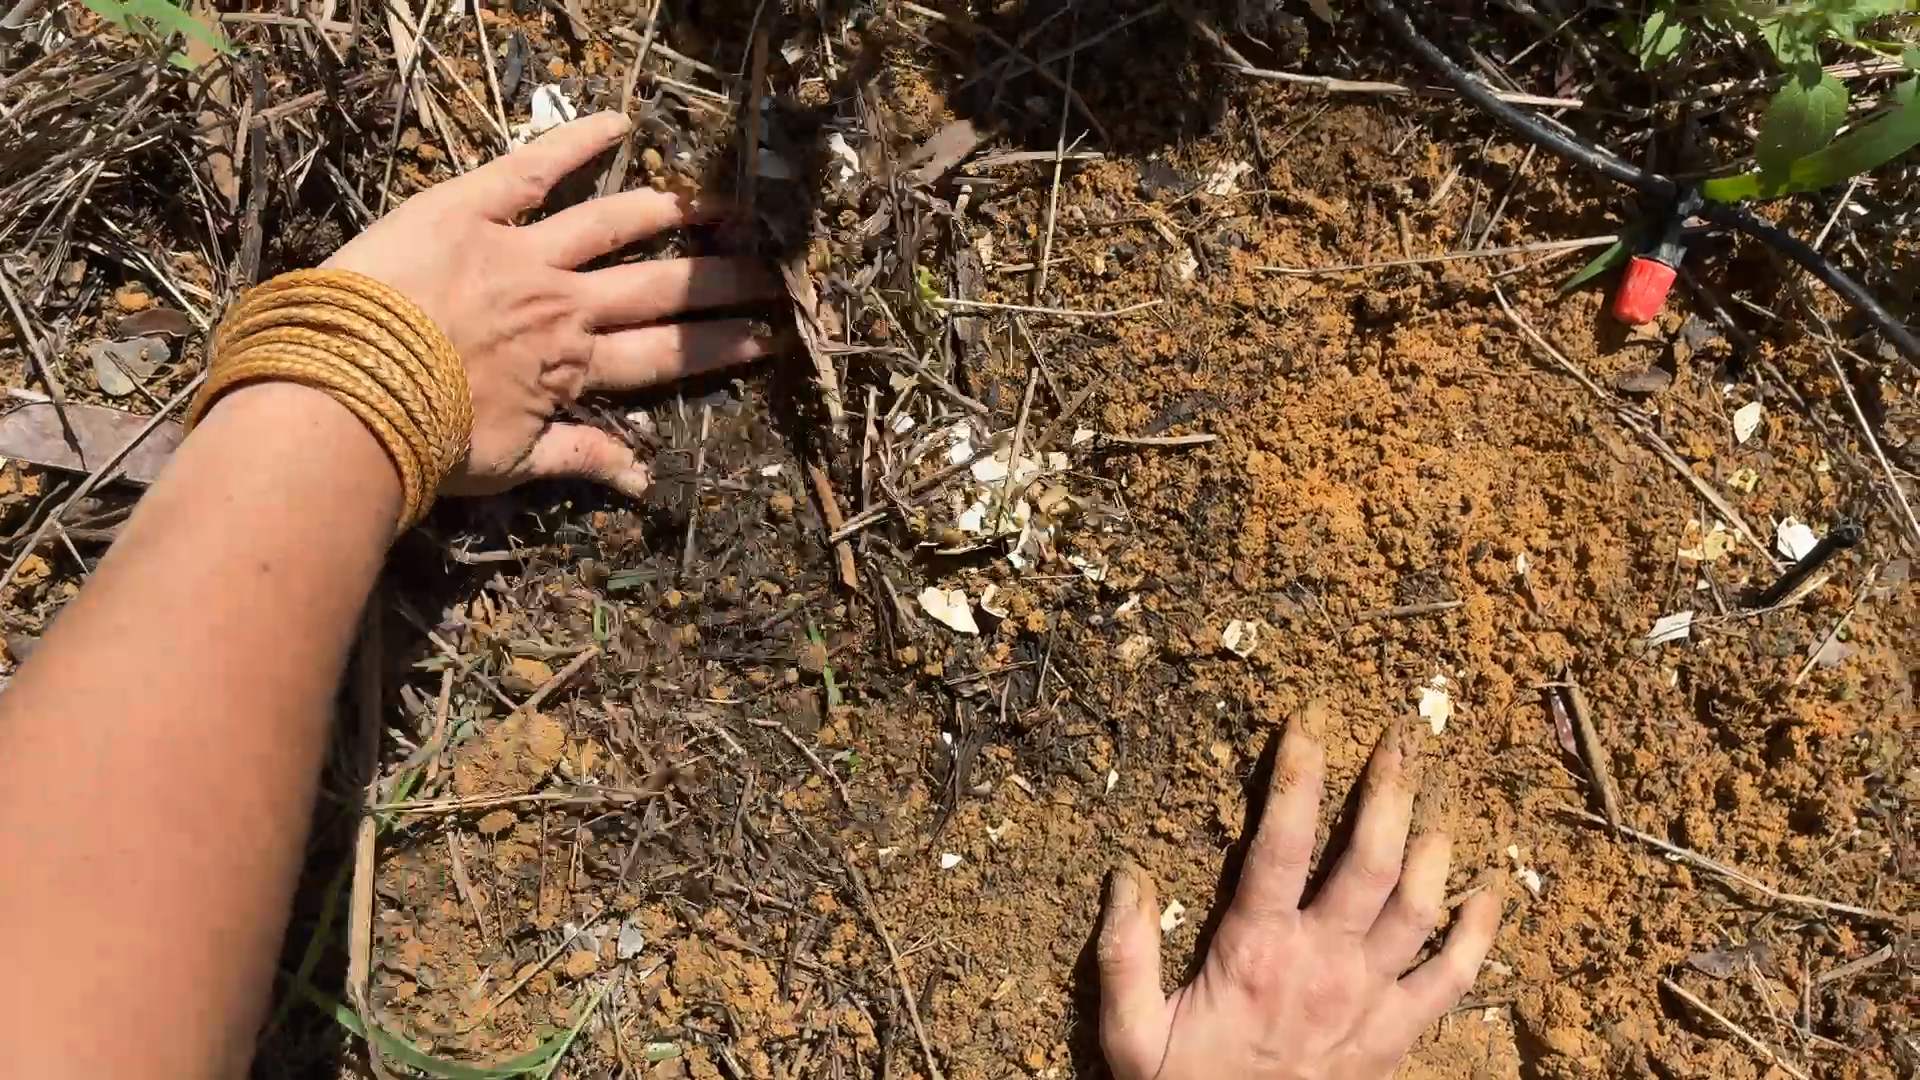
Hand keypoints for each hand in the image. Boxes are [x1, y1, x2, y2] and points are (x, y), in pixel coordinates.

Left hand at [323, 111, 779, 497]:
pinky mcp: (471, 210)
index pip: (668, 354)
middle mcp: (567, 306)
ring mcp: (524, 255)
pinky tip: (620, 125)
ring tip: (718, 207)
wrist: (337, 395)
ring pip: (616, 227)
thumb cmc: (428, 437)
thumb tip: (646, 484)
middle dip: (721, 282)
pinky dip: (576, 145)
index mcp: (577, 367)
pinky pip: (533, 171)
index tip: (765, 337)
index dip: (720, 345)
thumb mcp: (516, 462)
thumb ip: (586, 458)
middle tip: (769, 273)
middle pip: (661, 290)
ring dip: (672, 215)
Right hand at [1098, 712, 1502, 1079]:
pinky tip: (1492, 895)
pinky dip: (1478, 936)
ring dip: (1429, 846)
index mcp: (1257, 950)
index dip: (1294, 780)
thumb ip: (1122, 956)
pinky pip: (1452, 981)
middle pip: (1368, 864)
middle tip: (1396, 741)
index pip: (1279, 845)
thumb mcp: (1131, 1035)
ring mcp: (1370, 1001)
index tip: (1304, 725)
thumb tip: (1124, 875)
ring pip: (1416, 909)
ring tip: (1433, 794)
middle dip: (1383, 794)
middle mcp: (1324, 964)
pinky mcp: (1397, 1035)